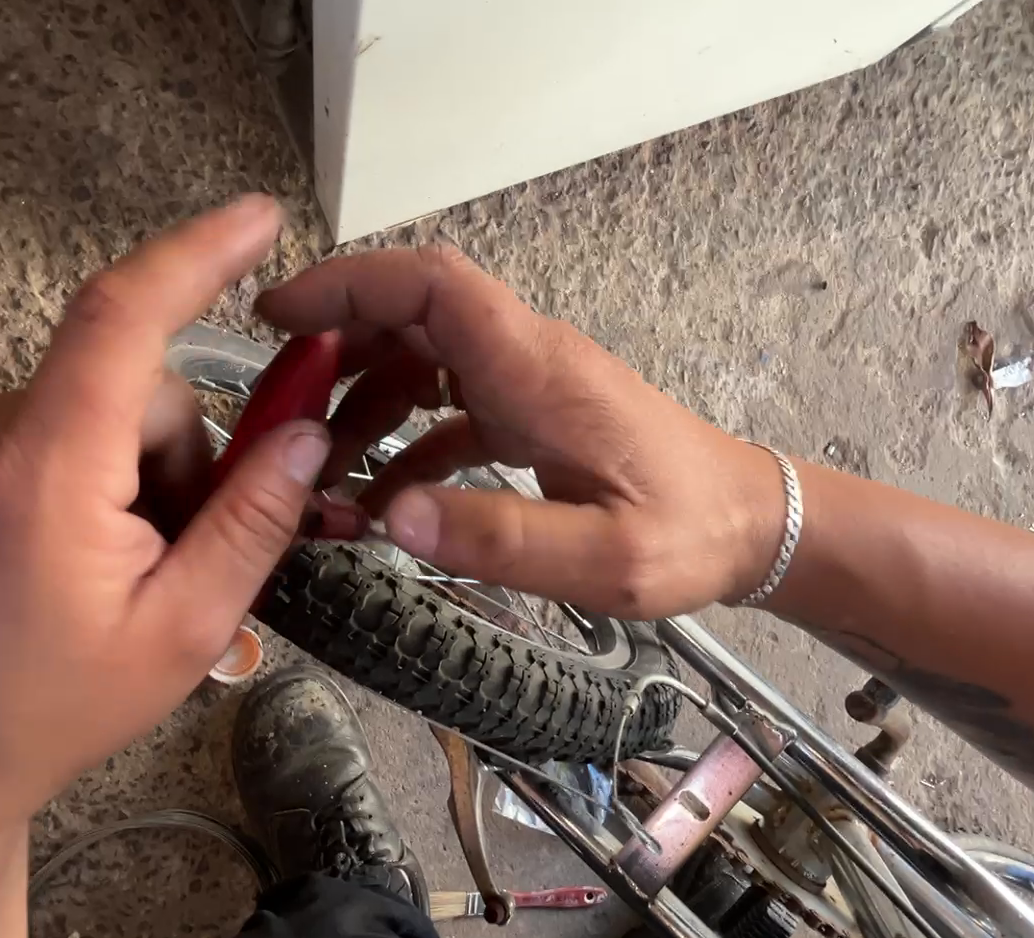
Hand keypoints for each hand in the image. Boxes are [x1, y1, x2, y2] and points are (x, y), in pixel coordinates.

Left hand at [0, 196, 325, 827]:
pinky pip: (40, 424)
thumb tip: (307, 434)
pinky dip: (84, 465)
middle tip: (183, 542)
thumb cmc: (61, 708)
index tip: (258, 219)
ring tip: (124, 555)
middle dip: (183, 451)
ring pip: (88, 407)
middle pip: (128, 387)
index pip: (120, 321)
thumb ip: (256, 520)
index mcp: (39, 479)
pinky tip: (75, 543)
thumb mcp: (189, 626)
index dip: (196, 255)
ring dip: (134, 465)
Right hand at [257, 245, 784, 618]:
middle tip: (285, 413)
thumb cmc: (690, 535)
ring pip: (428, 363)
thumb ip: (501, 538)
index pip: (435, 288)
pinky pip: (455, 410)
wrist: (749, 525)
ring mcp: (532, 388)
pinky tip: (387, 497)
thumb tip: (393, 515)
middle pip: (416, 318)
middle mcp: (531, 363)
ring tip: (327, 470)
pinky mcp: (536, 418)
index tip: (284, 313)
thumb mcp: (604, 557)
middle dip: (340, 351)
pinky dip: (411, 441)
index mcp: (541, 373)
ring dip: (370, 403)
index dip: (352, 284)